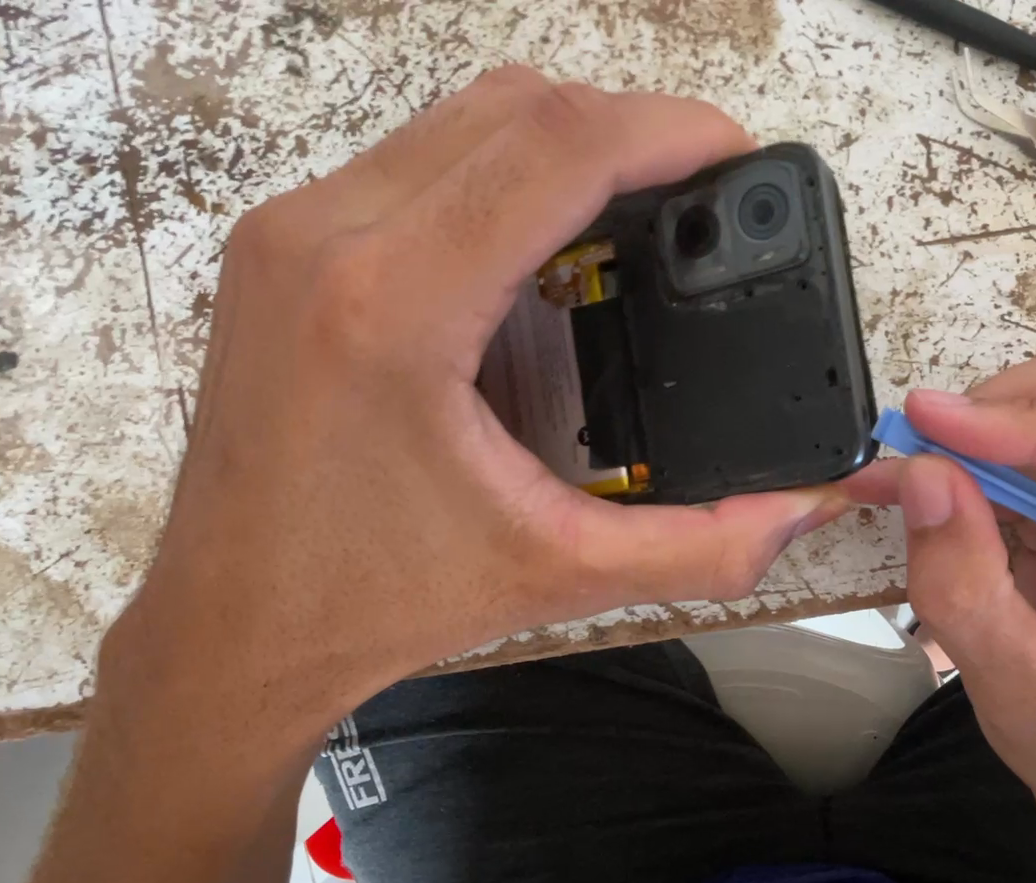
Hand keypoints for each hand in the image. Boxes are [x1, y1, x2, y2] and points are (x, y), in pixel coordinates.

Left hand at [103, 69, 845, 756]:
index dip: (664, 130)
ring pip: (463, 118)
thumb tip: (799, 512)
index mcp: (394, 308)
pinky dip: (507, 173)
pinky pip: (419, 159)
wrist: (236, 624)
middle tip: (701, 187)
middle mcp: (328, 238)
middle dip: (629, 129)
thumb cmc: (378, 598)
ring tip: (641, 207)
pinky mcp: (290, 249)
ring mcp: (295, 232)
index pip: (554, 149)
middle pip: (513, 105)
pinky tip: (551, 242)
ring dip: (567, 143)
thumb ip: (702, 546)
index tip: (735, 153)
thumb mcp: (561, 573)